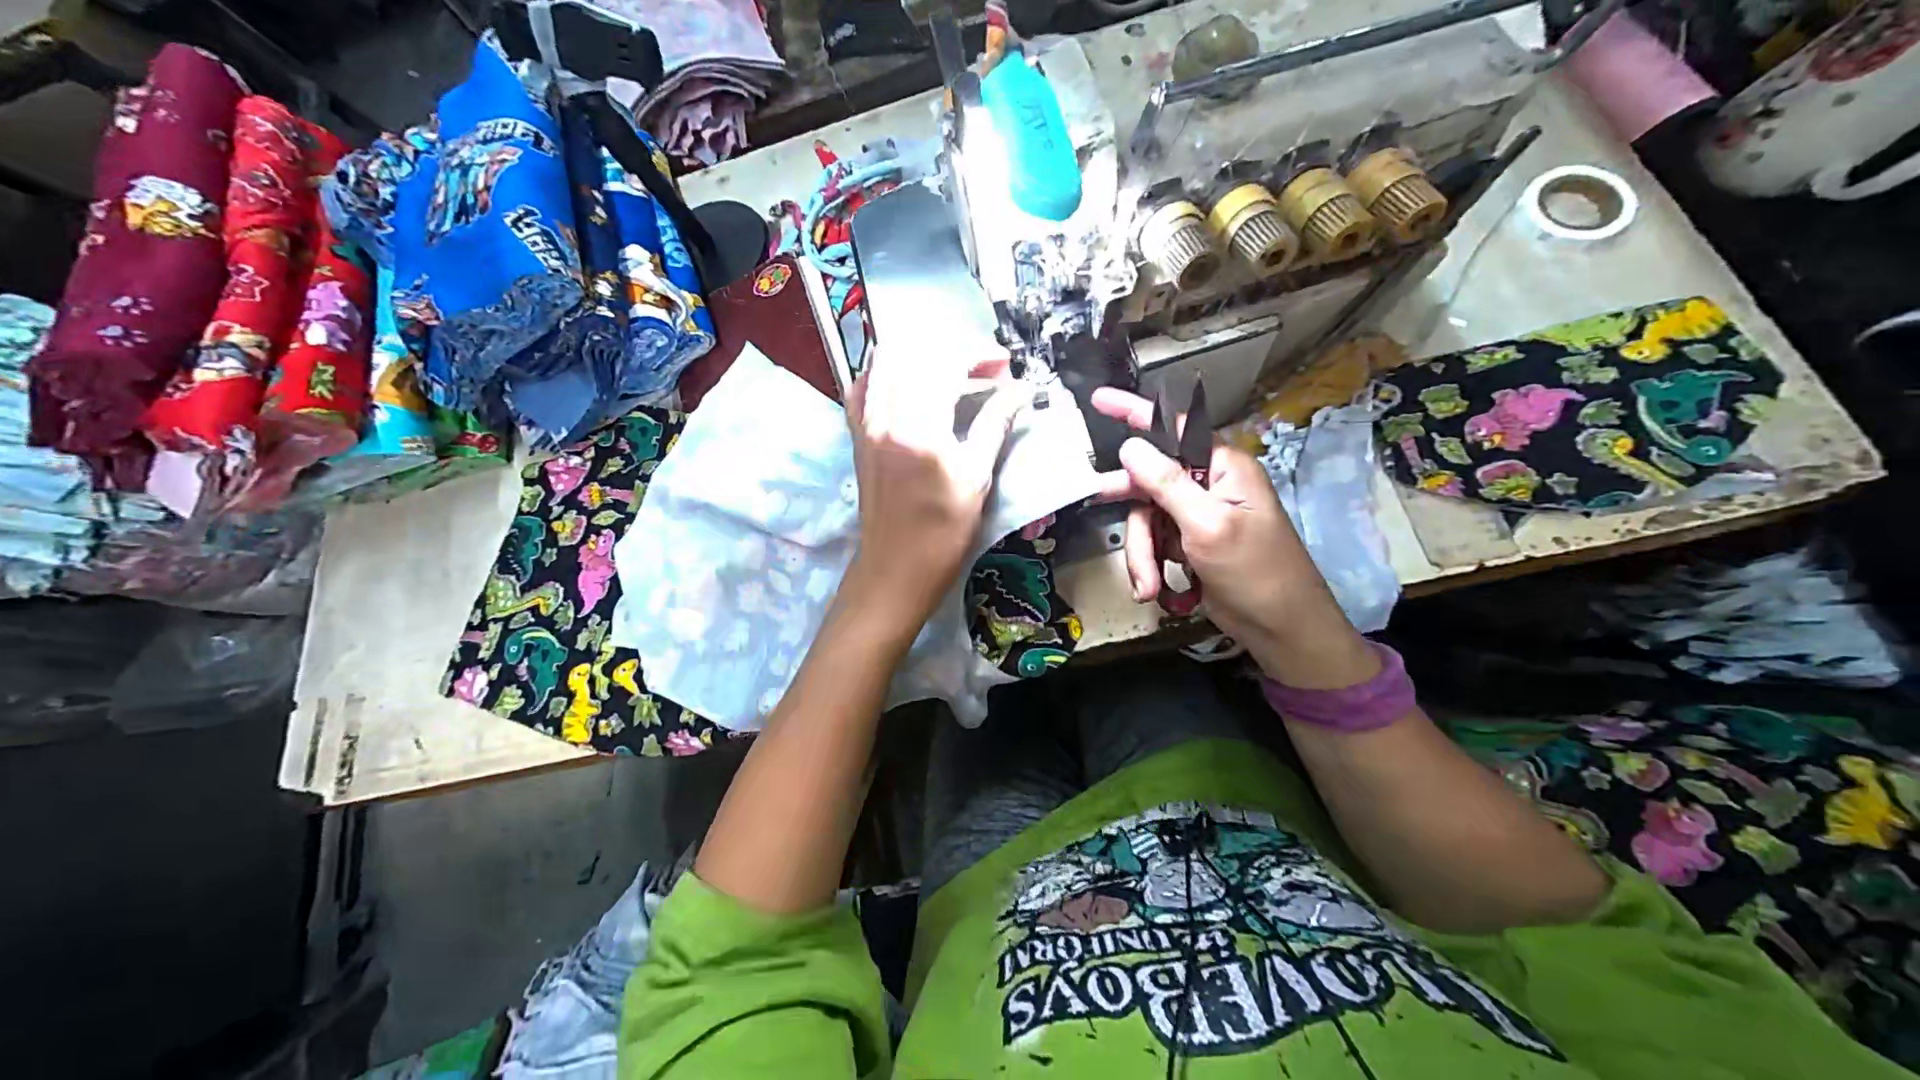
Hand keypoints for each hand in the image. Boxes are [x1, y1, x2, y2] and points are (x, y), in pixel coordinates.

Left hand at [843, 349, 1022, 633]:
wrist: (894, 570)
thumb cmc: (943, 535)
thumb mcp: (977, 479)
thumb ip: (995, 425)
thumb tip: (1020, 391)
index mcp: (920, 430)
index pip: (946, 364)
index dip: (979, 353)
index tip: (1003, 364)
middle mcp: (886, 418)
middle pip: (916, 355)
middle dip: (954, 350)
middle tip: (985, 368)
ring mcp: (866, 425)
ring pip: (887, 363)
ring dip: (923, 355)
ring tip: (952, 370)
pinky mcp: (858, 435)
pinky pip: (864, 386)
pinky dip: (887, 372)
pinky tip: (909, 380)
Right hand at [1091, 387, 1377, 688]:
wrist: (1281, 629)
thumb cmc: (1256, 572)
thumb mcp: (1208, 525)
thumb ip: (1167, 483)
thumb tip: (1130, 446)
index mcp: (1222, 467)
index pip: (1172, 428)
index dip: (1134, 413)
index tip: (1099, 400)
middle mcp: (1207, 484)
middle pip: (1148, 481)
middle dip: (1134, 512)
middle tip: (1097, 500)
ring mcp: (1196, 515)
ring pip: (1145, 519)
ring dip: (1142, 554)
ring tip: (1151, 585)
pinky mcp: (1188, 543)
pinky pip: (1153, 543)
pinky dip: (1150, 566)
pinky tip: (1159, 589)